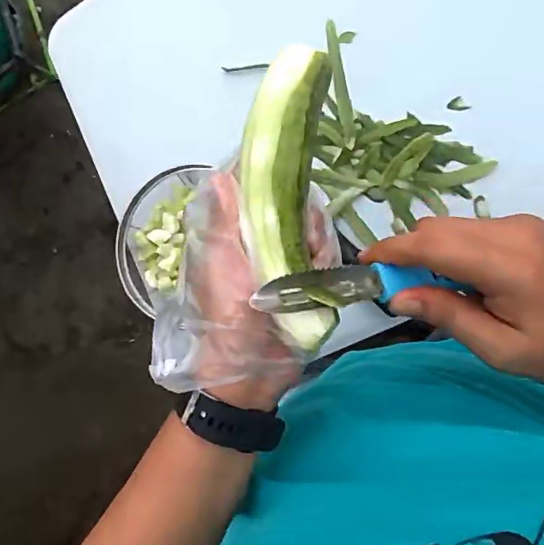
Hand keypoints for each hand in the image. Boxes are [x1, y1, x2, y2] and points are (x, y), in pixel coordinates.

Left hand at [168, 171, 328, 411]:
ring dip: (314, 239)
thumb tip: (220, 174)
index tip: (288, 175)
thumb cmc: (225, 314)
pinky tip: (318, 272)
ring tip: (309, 260)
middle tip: (303, 233)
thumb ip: (223, 220)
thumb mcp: (220, 264)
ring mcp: (284, 261)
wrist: (250, 370)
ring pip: (310, 230)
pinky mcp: (306, 280)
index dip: (270, 180)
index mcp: (233, 235)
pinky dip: (324, 261)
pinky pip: (323, 257)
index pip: (253, 192)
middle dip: (301, 214)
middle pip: (290, 207)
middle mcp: (259, 242)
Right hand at [360, 214, 543, 406]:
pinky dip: (451, 247)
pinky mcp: (524, 224)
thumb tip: (396, 296)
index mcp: (510, 265)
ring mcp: (521, 223)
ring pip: (451, 225)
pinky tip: (459, 277)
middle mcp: (514, 231)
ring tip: (431, 288)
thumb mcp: (497, 348)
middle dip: (407, 252)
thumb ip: (446, 315)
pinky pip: (469, 228)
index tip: (365, 263)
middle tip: (396, 288)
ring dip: (428, 249)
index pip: (434, 244)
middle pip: (438, 228)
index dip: (393, 250)